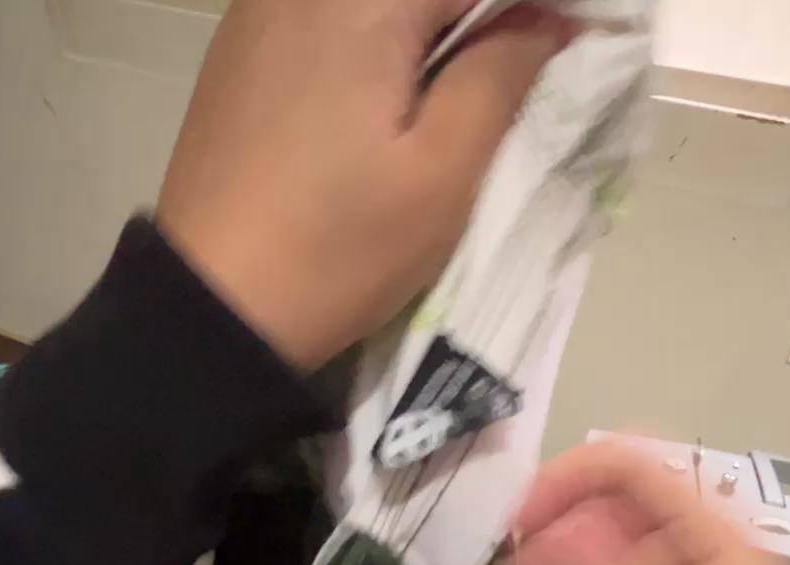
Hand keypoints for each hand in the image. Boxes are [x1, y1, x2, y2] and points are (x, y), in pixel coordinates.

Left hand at [156, 0, 576, 369]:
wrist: (216, 310)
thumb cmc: (338, 252)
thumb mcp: (440, 175)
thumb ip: (500, 77)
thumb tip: (548, 18)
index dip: (537, 5)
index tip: (572, 40)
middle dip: (482, 20)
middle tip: (523, 65)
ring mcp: (260, 9)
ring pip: (376, 5)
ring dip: (434, 32)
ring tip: (467, 81)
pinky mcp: (240, 51)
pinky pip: (328, 17)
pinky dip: (379, 39)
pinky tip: (394, 90)